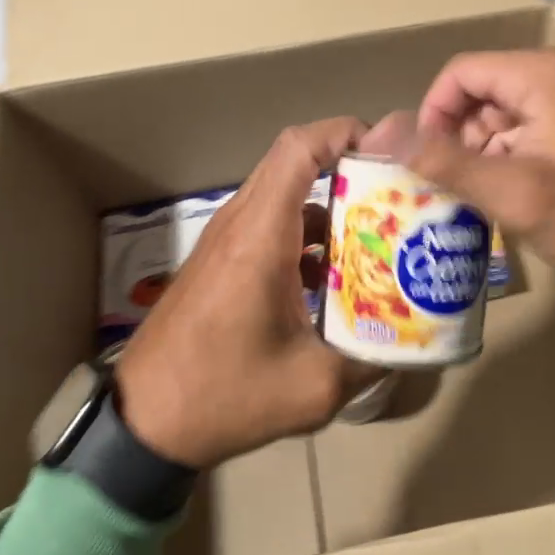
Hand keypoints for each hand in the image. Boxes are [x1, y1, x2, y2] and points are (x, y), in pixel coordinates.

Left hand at [116, 118, 383, 469]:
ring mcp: (227, 241)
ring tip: (376, 241)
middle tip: (397, 199)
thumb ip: (370, 359)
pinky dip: (307, 236)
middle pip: (296, 164)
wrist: (143, 420)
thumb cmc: (225, 394)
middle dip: (350, 170)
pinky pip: (271, 225)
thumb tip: (410, 341)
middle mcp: (240, 224)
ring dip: (330, 208)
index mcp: (260, 236)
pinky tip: (334, 282)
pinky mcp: (222, 261)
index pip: (299, 148)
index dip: (345, 134)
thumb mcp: (314, 387)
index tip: (390, 156)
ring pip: (286, 197)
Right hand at [405, 48, 554, 279]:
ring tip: (494, 201)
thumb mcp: (514, 193)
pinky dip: (516, 159)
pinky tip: (522, 199)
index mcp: (541, 74)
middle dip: (462, 140)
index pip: (460, 74)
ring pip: (506, 116)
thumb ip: (445, 161)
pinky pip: (534, 129)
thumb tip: (381, 133)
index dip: (432, 116)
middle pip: (482, 94)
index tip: (427, 164)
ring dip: (488, 155)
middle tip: (462, 191)